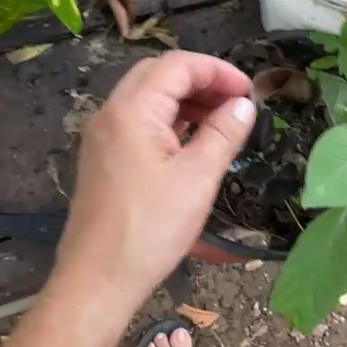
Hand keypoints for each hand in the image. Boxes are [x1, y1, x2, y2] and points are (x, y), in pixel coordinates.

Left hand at [55, 52, 254, 306]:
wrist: (97, 280)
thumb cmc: (151, 229)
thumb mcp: (198, 179)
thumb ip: (223, 134)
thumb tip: (244, 106)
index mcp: (131, 111)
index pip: (177, 65)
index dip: (217, 71)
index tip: (249, 92)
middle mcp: (110, 114)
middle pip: (158, 74)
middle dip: (201, 80)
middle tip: (236, 103)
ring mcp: (102, 136)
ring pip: (147, 97)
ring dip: (186, 100)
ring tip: (222, 122)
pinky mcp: (103, 158)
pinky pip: (138, 121)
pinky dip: (169, 120)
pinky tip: (194, 142)